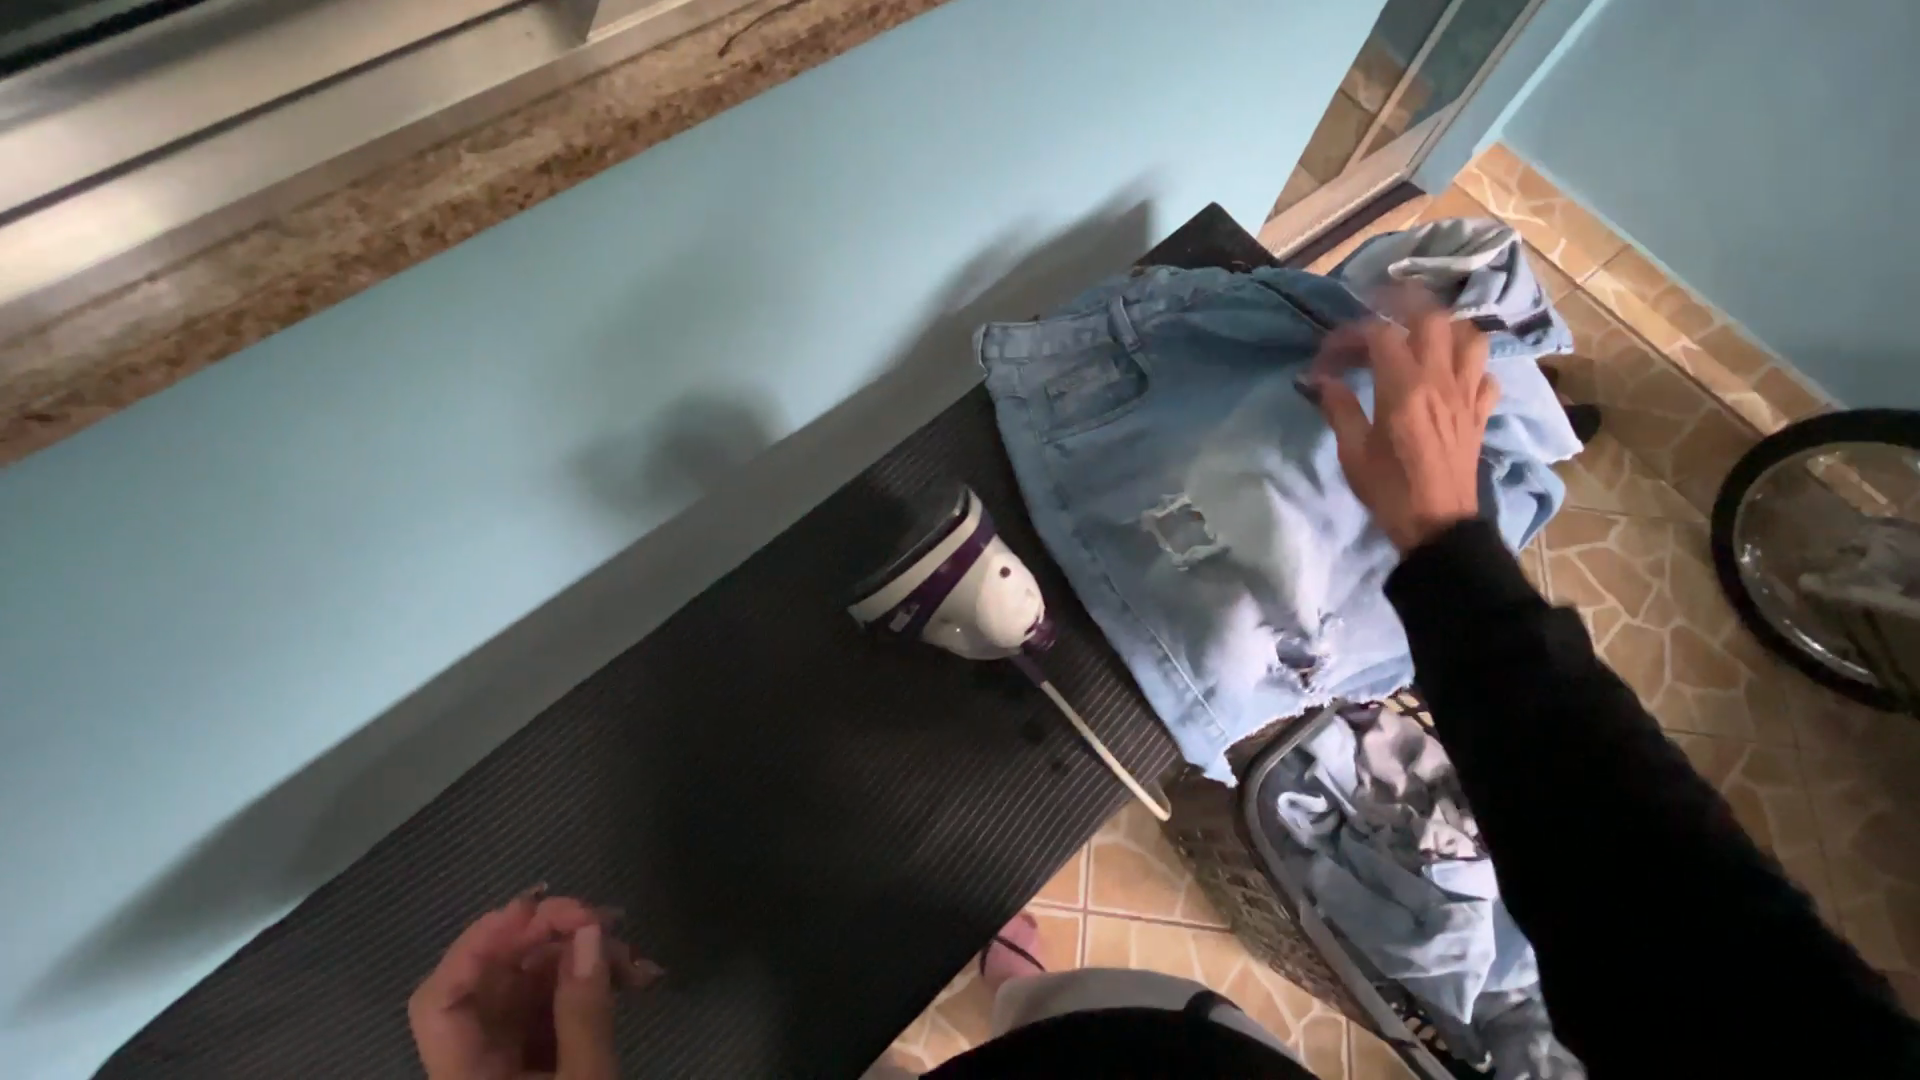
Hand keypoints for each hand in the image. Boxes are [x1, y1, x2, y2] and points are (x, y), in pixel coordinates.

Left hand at [409, 889, 660, 1079]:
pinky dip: (591, 981)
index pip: (442, 999)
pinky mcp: (533, 1057)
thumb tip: (590, 933)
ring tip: (635, 956)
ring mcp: (504, 1056)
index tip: (536, 905)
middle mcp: (474, 1059)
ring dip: (582, 956)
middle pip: (491, 978)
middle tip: (604, 918)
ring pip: (529, 983)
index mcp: (464, 1077)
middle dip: (549, 936)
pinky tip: (636, 976)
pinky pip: (553, 1002)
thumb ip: (585, 1009)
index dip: (479, 943)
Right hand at [1316, 312, 1498, 551]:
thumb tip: (1319, 379)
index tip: (1329, 354)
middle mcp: (1441, 379)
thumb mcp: (1352, 451)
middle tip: (1378, 313)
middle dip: (1403, 305)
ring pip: (1468, 336)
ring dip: (1444, 328)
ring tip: (1420, 337)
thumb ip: (1338, 407)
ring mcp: (1467, 393)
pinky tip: (1450, 376)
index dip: (1350, 334)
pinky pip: (1484, 372)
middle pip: (1432, 318)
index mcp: (1404, 387)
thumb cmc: (1388, 489)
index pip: (1379, 334)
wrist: (1437, 524)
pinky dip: (1468, 364)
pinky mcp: (1481, 411)